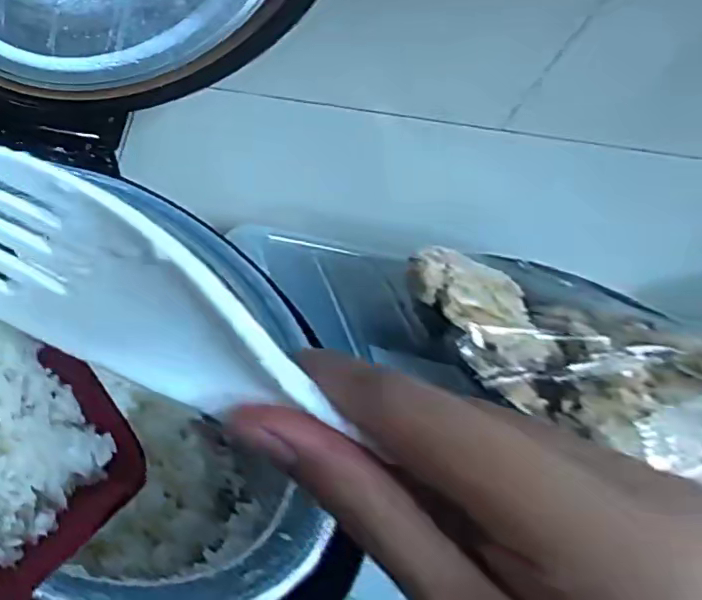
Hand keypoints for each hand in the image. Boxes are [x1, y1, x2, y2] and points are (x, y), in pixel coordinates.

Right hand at [227, 350, 701, 599]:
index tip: (254, 398)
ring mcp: (666, 481)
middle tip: (335, 478)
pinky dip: (492, 468)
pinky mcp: (675, 493)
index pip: (405, 400)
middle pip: (447, 409)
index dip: (319, 382)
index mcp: (584, 516)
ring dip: (433, 449)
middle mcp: (634, 473)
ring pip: (492, 425)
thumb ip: (367, 507)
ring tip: (432, 521)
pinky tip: (505, 530)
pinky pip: (545, 449)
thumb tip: (254, 417)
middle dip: (376, 428)